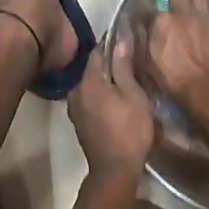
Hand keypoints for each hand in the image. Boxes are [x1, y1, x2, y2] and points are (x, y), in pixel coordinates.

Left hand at [68, 35, 154, 180]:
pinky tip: (117, 98)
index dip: (112, 43)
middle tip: (130, 59)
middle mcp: (75, 91)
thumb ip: (124, 66)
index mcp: (88, 82)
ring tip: (126, 79)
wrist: (114, 170)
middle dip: (109, 62)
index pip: (98, 51)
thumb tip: (120, 38)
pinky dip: (102, 94)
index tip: (127, 39)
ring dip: (106, 80)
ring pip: (91, 84)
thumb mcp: (133, 94)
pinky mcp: (79, 121)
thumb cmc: (129, 129)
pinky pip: (90, 98)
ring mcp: (75, 108)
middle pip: (93, 68)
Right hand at [145, 0, 208, 103]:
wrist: (205, 87)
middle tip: (174, 0)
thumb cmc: (171, 78)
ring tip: (192, 7)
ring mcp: (204, 18)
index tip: (149, 12)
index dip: (150, 7)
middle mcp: (183, 12)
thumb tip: (134, 22)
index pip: (151, 4)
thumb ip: (139, 38)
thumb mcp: (146, 62)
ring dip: (194, 0)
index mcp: (162, 20)